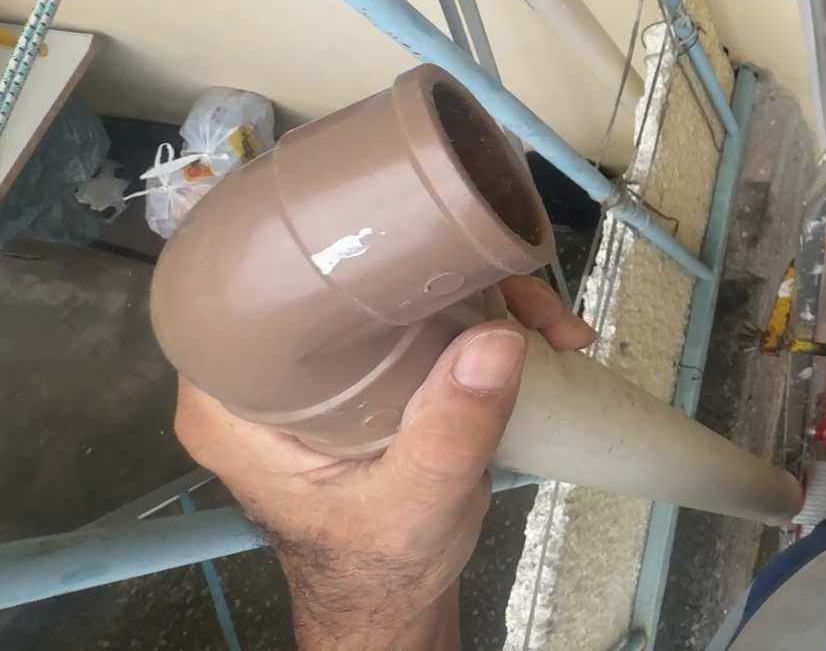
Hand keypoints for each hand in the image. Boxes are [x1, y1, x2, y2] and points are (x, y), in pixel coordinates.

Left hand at [176, 276, 597, 650]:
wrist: (403, 591)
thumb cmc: (384, 559)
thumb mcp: (417, 501)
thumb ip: (450, 431)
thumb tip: (499, 338)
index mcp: (243, 398)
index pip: (285, 292)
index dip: (364, 262)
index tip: (445, 256)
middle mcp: (285, 370)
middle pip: (376, 288)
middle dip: (471, 285)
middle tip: (538, 312)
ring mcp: (342, 369)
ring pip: (423, 299)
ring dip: (501, 303)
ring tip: (559, 331)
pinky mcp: (389, 371)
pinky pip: (447, 322)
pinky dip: (503, 323)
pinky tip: (549, 339)